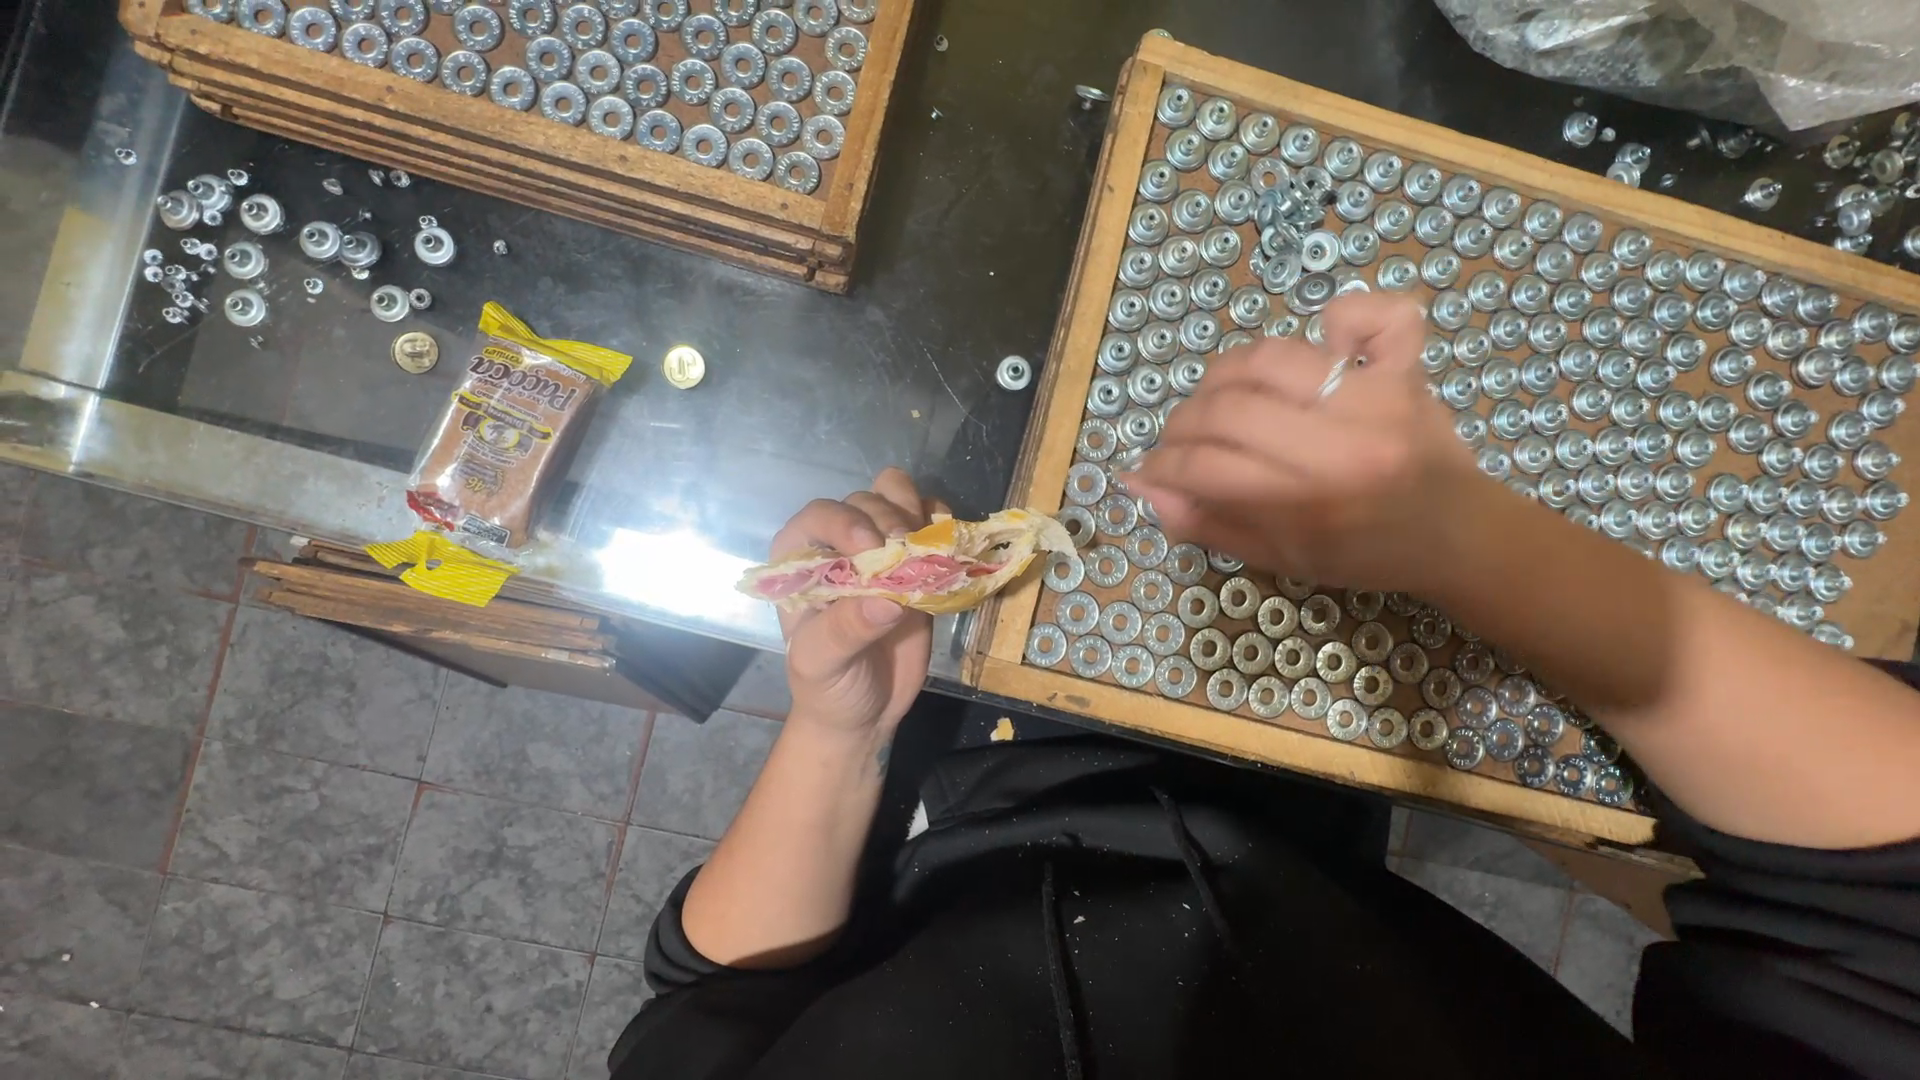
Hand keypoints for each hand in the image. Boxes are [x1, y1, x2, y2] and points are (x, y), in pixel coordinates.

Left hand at [770, 468, 938, 739]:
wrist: (864, 713)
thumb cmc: (828, 686)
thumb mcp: (821, 664)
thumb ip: (846, 630)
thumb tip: (888, 599)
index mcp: (801, 560)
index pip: (820, 516)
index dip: (845, 522)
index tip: (870, 547)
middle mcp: (840, 546)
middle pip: (866, 502)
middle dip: (889, 519)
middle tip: (907, 552)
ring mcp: (882, 552)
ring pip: (899, 501)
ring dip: (916, 515)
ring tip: (928, 549)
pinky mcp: (916, 565)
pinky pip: (930, 525)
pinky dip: (943, 527)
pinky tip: (947, 550)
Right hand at [1129, 293, 1478, 591]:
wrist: (1461, 536)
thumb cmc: (1364, 554)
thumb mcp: (1280, 558)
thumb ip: (1208, 524)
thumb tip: (1143, 487)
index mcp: (1308, 499)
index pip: (1205, 465)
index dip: (1163, 465)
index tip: (1151, 469)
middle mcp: (1341, 440)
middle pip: (1227, 409)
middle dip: (1182, 425)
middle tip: (1179, 441)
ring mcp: (1377, 396)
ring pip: (1268, 357)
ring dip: (1225, 375)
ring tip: (1221, 400)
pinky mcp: (1407, 369)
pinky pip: (1377, 315)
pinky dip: (1344, 315)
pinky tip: (1323, 338)